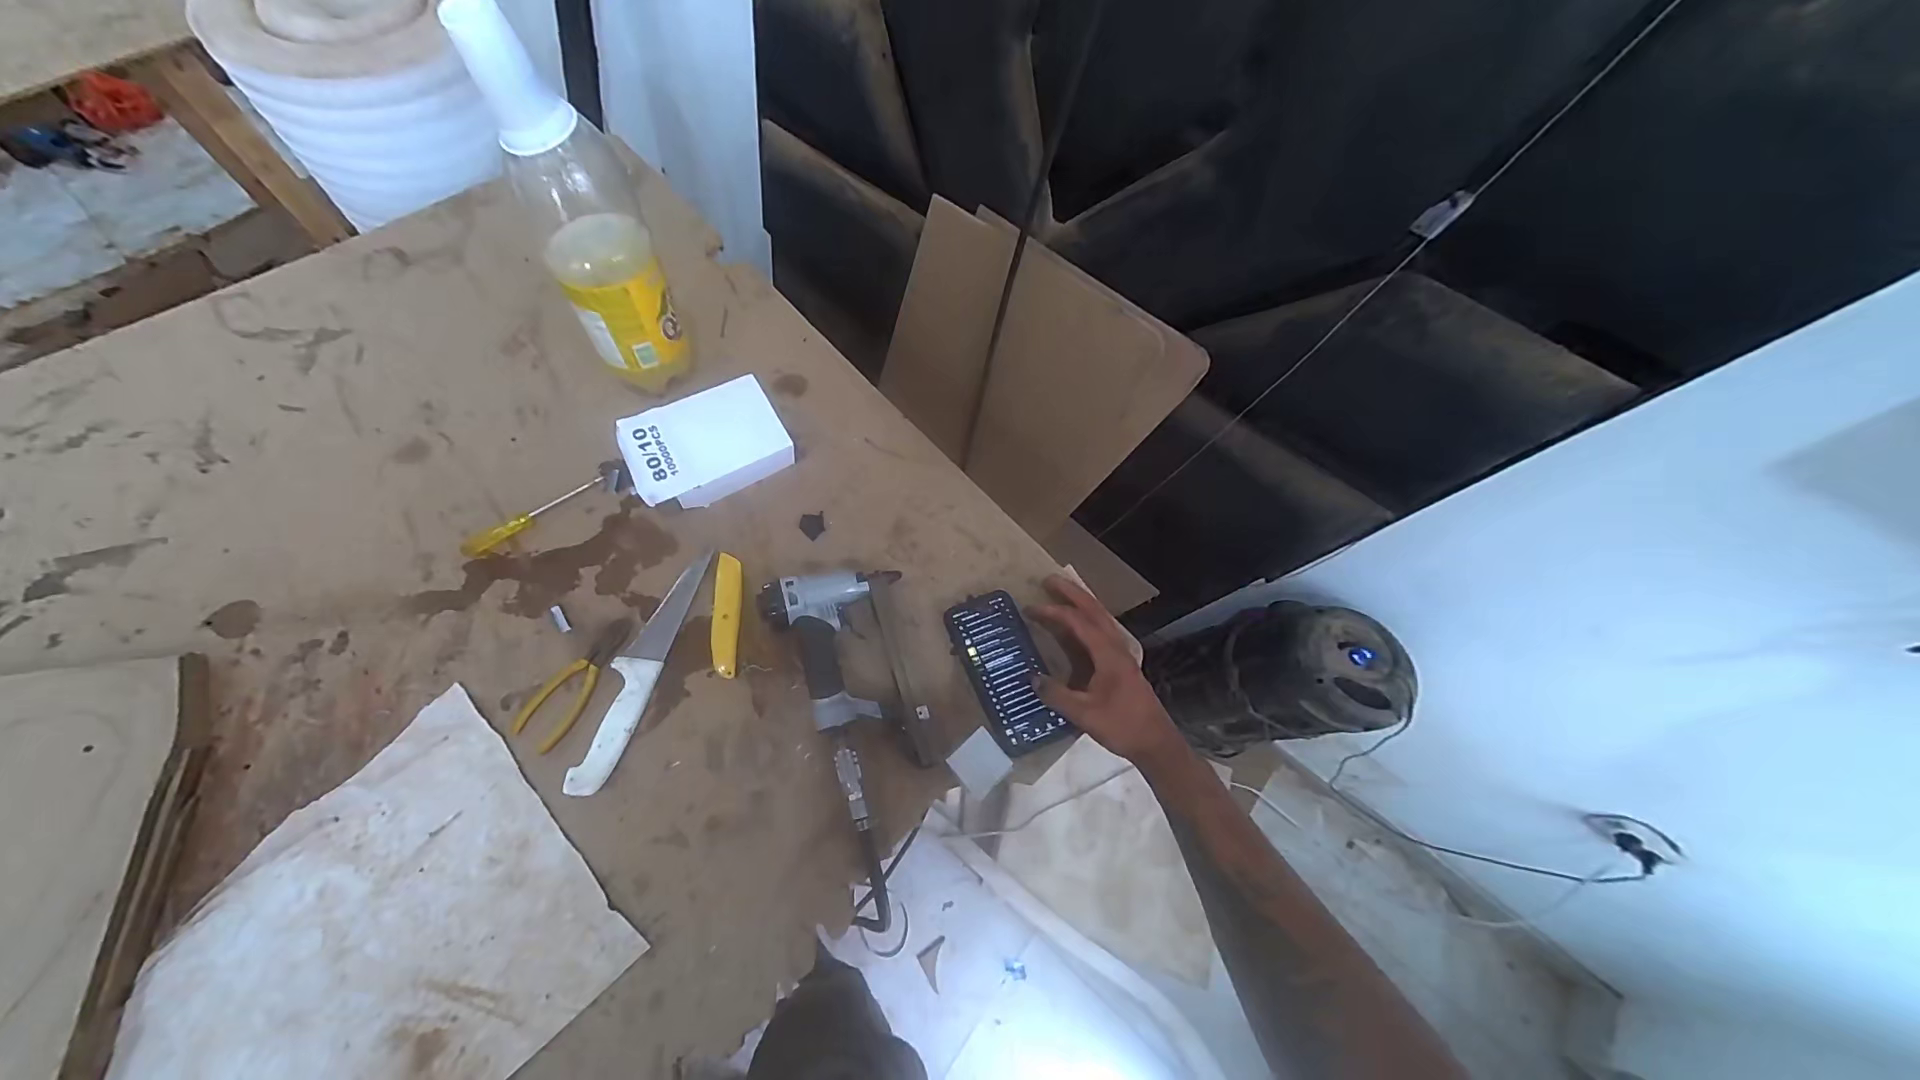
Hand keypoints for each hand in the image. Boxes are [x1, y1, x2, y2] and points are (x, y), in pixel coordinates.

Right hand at [1028, 574, 1185, 767]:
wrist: (1156, 743)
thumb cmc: (1122, 726)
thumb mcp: (1084, 714)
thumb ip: (1057, 695)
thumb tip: (1031, 678)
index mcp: (1108, 654)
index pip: (1078, 623)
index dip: (1053, 613)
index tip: (1030, 609)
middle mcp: (1117, 648)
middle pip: (1094, 611)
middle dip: (1072, 593)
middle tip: (1049, 580)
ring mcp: (1122, 655)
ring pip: (1102, 619)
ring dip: (1083, 604)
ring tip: (1063, 594)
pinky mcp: (1123, 665)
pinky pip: (1104, 632)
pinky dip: (1089, 621)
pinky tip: (1080, 627)